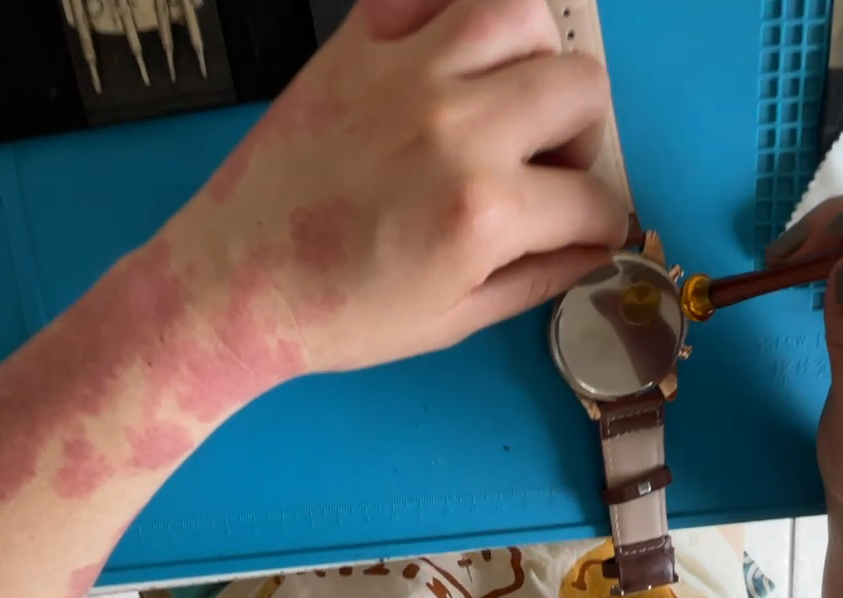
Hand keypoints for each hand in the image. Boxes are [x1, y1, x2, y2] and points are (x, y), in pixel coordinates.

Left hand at [160, 0, 629, 375]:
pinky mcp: (360, 43)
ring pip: (523, 15)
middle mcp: (459, 126)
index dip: (605, 223)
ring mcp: (409, 72)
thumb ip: (534, 281)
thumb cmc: (340, 318)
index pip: (592, 199)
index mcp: (484, 212)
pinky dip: (461, 11)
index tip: (591, 230)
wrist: (237, 284)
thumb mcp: (450, 321)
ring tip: (511, 106)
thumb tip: (593, 252)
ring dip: (537, 61)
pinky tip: (456, 56)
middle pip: (580, 89)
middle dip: (585, 140)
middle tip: (550, 173)